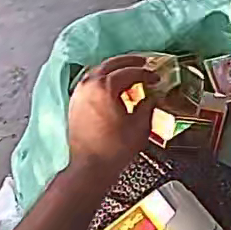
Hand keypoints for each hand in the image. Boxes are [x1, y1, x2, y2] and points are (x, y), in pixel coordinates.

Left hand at [66, 55, 158, 181]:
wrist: (90, 167)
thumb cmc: (112, 150)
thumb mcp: (140, 126)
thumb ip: (147, 105)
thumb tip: (150, 98)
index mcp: (105, 87)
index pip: (130, 71)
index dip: (146, 73)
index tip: (155, 78)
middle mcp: (89, 85)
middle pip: (111, 63)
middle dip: (130, 62)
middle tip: (144, 64)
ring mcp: (79, 93)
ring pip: (99, 71)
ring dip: (115, 69)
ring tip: (129, 73)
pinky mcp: (75, 103)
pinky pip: (91, 82)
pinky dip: (104, 80)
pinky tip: (112, 88)